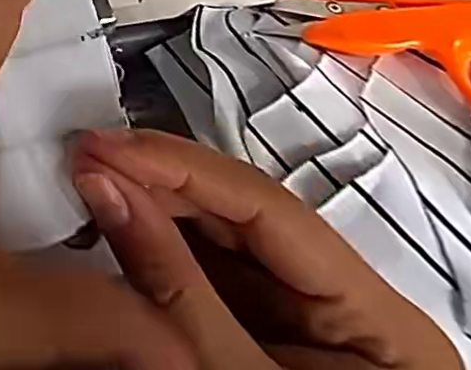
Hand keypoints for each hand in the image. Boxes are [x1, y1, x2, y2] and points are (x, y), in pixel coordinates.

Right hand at [72, 129, 461, 369]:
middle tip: (89, 157)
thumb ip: (169, 283)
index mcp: (382, 324)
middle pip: (243, 210)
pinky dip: (156, 236)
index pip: (268, 207)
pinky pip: (206, 260)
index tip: (108, 146)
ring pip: (220, 228)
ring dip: (152, 199)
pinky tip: (117, 214)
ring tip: (94, 178)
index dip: (180, 165)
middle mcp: (347, 303)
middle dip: (159, 178)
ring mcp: (303, 312)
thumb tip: (105, 186)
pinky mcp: (263, 321)